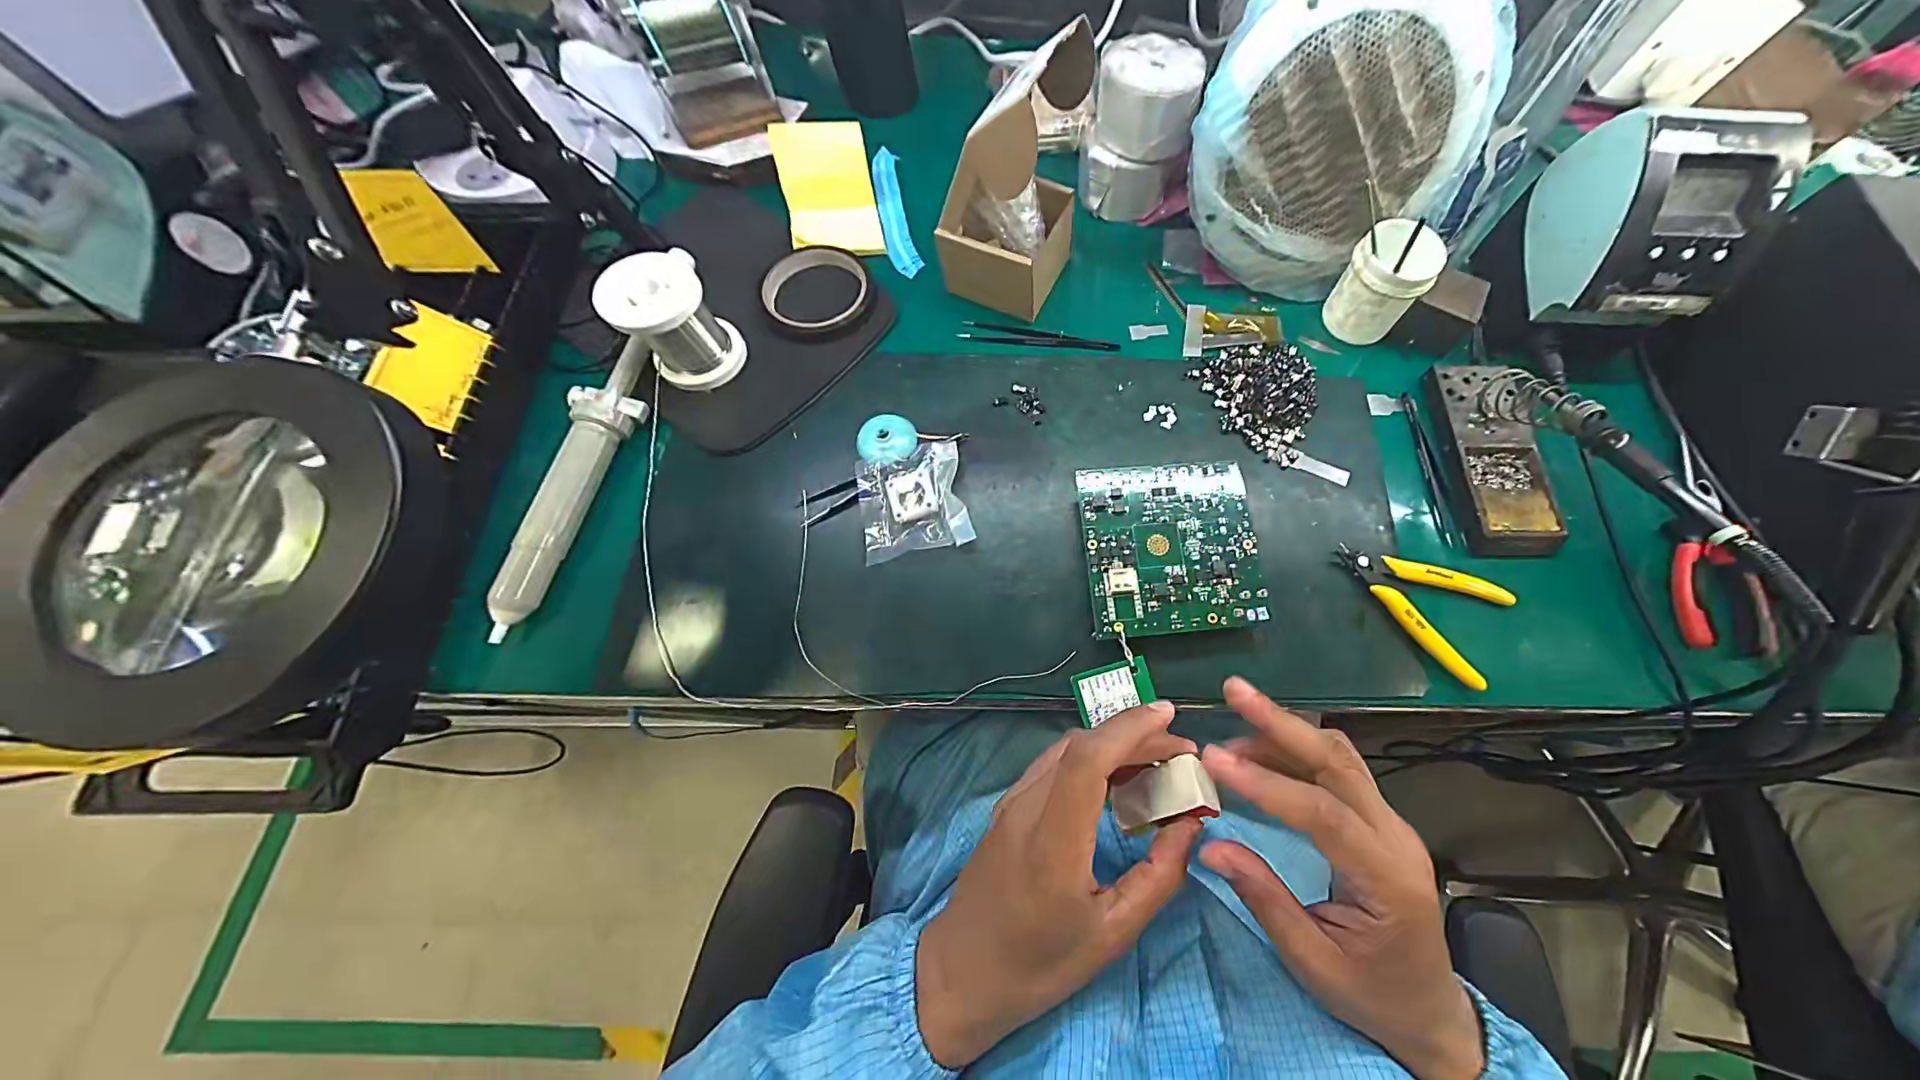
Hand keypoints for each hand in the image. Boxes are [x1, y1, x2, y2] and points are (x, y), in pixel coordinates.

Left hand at [916, 703, 1203, 1067]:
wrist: (961, 971)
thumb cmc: (1039, 963)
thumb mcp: (1112, 933)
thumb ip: (1157, 875)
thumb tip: (1190, 823)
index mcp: (1052, 840)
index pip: (1088, 759)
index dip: (1130, 728)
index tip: (1170, 715)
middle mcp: (1025, 808)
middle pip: (1080, 746)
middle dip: (1133, 736)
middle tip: (1180, 751)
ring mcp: (1010, 803)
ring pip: (1064, 751)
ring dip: (1111, 744)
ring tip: (1156, 762)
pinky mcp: (1006, 808)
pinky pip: (1051, 767)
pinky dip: (1088, 759)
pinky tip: (1115, 779)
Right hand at [1199, 677, 1483, 1079]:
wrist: (1430, 1011)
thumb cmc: (1372, 993)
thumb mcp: (1313, 962)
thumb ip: (1264, 899)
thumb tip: (1210, 846)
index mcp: (1387, 878)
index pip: (1323, 813)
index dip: (1265, 782)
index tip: (1213, 760)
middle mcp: (1395, 838)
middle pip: (1338, 762)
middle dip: (1282, 722)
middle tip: (1234, 690)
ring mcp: (1390, 825)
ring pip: (1339, 756)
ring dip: (1286, 731)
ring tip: (1233, 722)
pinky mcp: (1376, 821)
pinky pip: (1337, 770)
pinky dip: (1294, 750)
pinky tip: (1257, 749)